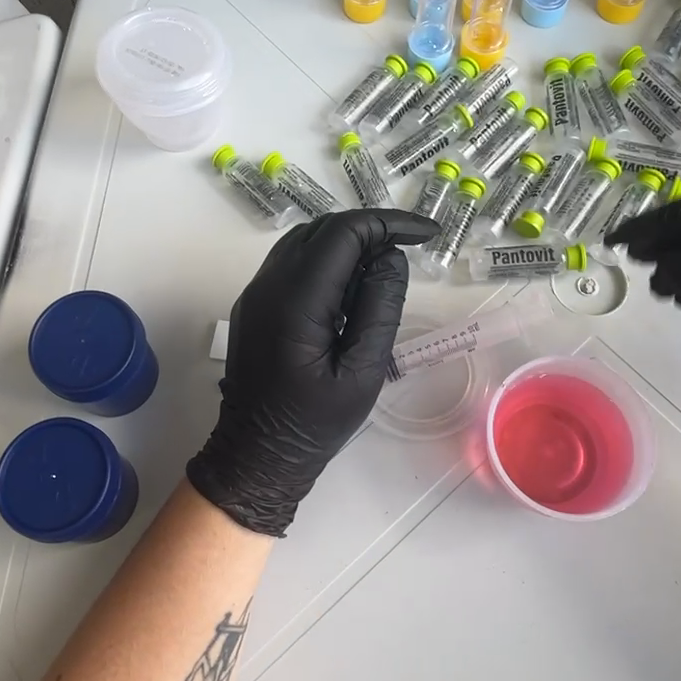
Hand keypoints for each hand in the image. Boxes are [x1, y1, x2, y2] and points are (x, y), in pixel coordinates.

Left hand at [187, 209, 438, 535]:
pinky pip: (292, 264)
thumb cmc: (314, 424)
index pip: (344, 233)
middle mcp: (268, 285)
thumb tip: (391, 256)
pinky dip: (325, 262)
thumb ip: (379, 307)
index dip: (388, 224)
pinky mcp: (254, 305)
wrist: (255, 456)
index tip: (426, 235)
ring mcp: (256, 293)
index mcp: (296, 300)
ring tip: (380, 275)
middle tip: (407, 254)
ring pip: (304, 242)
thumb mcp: (362, 371)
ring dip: (346, 245)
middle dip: (369, 230)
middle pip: (322, 229)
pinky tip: (347, 294)